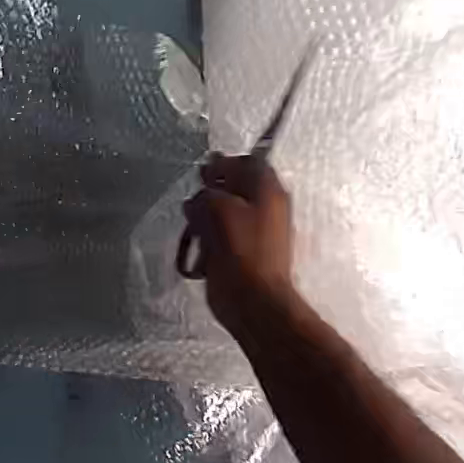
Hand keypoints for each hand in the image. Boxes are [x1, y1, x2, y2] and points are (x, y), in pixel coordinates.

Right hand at [182, 153, 297, 333]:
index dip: (225, 164)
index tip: (203, 174)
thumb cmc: (241, 251)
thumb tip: (199, 198)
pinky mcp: (240, 252)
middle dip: (210, 193)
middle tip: (195, 203)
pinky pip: (219, 235)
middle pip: (234, 188)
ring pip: (223, 212)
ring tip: (195, 229)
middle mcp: (265, 208)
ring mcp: (253, 231)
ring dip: (205, 217)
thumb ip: (208, 193)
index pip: (249, 162)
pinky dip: (207, 238)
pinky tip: (199, 248)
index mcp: (268, 192)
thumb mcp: (220, 209)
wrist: (253, 300)